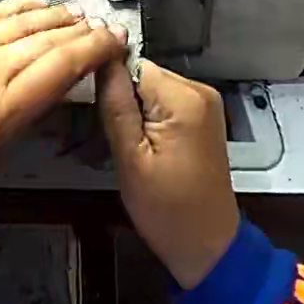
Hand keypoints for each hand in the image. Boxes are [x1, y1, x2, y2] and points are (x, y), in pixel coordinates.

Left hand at [0, 0, 127, 218]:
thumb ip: (30, 110)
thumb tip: (62, 77)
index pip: (63, 65)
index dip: (96, 49)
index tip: (116, 41)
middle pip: (47, 38)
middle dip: (82, 31)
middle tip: (103, 27)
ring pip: (22, 20)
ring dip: (55, 15)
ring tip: (78, 15)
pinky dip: (20, 7)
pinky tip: (38, 5)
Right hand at [97, 59, 239, 288]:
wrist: (208, 244)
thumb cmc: (166, 209)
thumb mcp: (130, 159)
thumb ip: (116, 105)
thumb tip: (103, 59)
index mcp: (183, 98)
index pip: (133, 65)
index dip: (110, 83)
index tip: (96, 110)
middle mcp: (200, 90)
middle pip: (145, 73)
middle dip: (124, 96)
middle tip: (113, 135)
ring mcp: (206, 101)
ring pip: (154, 86)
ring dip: (137, 107)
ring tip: (130, 143)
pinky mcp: (205, 115)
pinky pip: (168, 100)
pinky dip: (153, 115)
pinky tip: (147, 144)